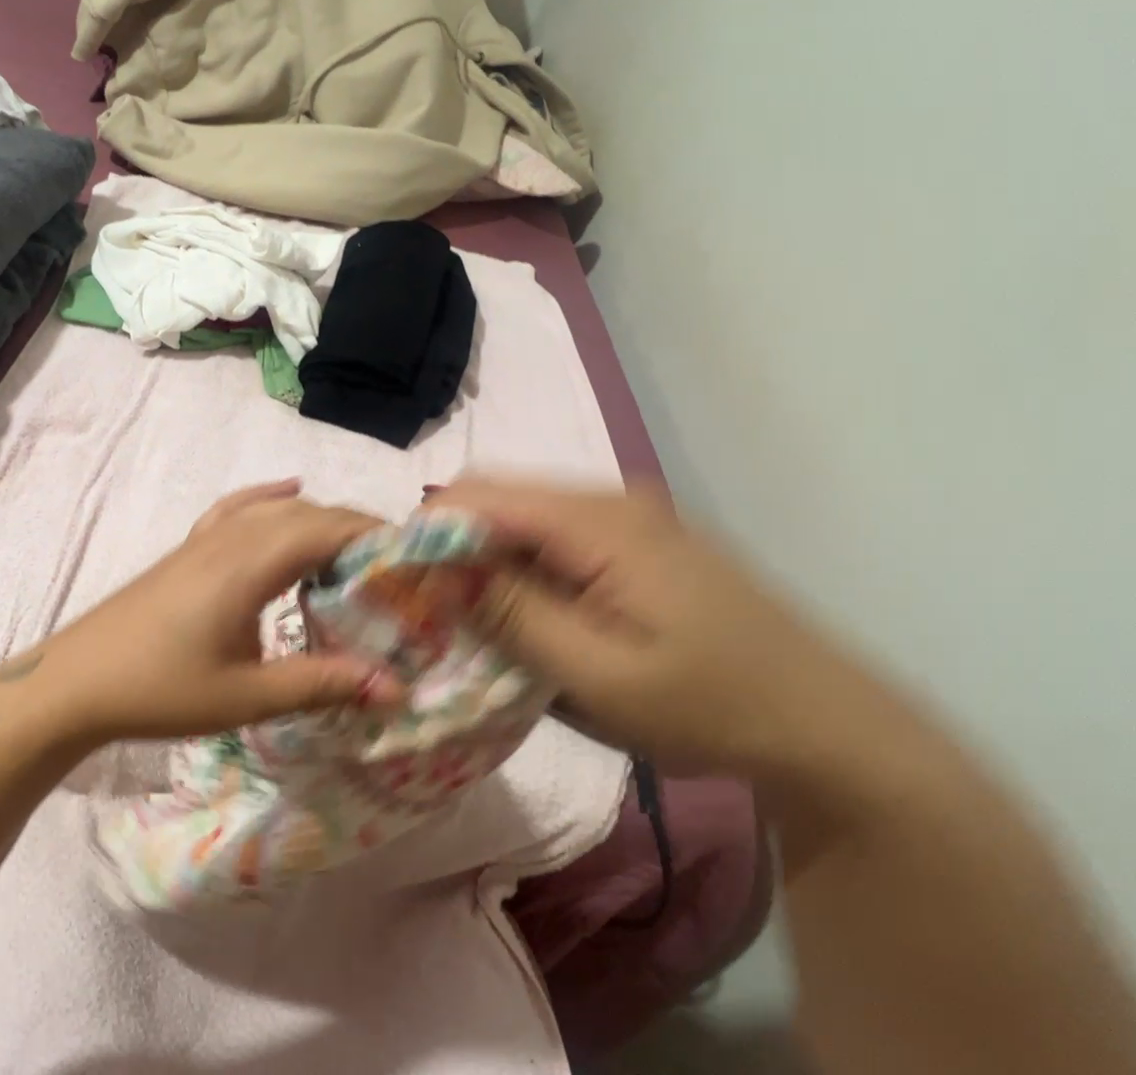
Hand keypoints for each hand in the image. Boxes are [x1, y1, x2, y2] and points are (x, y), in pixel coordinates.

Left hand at [16, 480, 401, 744]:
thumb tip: (395, 688)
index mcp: (250, 564)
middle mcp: (230, 539)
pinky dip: (267, 499)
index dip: (378, 538)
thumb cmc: (161, 690)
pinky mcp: (185, 552)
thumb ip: (322, 684)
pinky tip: (286, 491)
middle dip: (357, 532)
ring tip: (354, 555)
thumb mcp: (248, 696)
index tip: (416, 565)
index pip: (330, 528)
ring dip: (319, 522)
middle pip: (308, 515)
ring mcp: (202, 541)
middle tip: (396, 573)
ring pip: (274, 511)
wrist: (75, 683)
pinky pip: (235, 510)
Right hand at [426, 476, 894, 777]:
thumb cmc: (708, 707)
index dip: (423, 533)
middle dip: (447, 547)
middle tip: (425, 613)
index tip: (395, 590)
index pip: (477, 495)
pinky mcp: (639, 545)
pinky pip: (553, 539)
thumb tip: (436, 567)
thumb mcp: (596, 674)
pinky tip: (521, 620)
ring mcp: (630, 520)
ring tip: (465, 622)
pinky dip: (518, 571)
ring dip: (482, 561)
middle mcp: (611, 501)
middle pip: (496, 498)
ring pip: (521, 518)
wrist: (826, 727)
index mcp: (599, 522)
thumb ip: (510, 613)